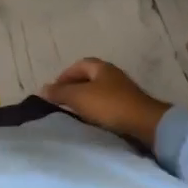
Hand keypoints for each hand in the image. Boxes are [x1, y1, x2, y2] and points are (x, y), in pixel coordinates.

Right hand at [40, 58, 170, 146]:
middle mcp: (112, 74)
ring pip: (98, 90)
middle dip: (74, 87)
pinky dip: (96, 108)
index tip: (54, 90)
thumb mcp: (80, 97)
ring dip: (85, 99)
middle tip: (61, 101)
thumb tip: (43, 88)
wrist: (144, 122)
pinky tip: (92, 120)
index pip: (79, 65)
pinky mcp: (129, 105)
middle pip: (89, 76)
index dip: (65, 75)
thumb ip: (61, 92)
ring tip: (74, 112)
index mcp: (101, 67)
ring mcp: (123, 89)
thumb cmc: (110, 105)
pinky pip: (107, 103)